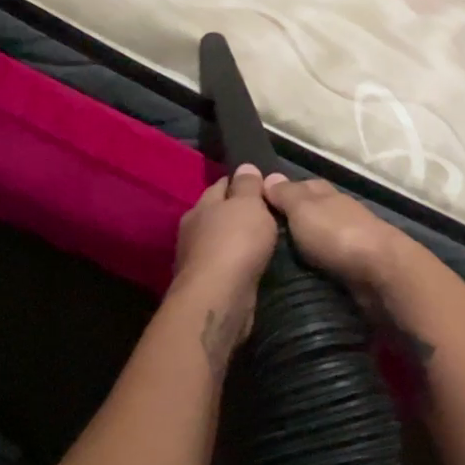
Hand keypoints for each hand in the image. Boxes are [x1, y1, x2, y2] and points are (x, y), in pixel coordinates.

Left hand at [173, 165, 279, 326]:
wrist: (219, 298)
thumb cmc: (235, 242)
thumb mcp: (248, 204)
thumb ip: (248, 185)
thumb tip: (244, 166)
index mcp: (201, 206)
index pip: (221, 184)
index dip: (241, 181)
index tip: (263, 183)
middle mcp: (194, 230)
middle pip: (219, 213)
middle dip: (240, 212)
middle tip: (270, 212)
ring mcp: (197, 259)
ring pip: (222, 241)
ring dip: (239, 240)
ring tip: (267, 240)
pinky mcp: (206, 284)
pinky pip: (226, 265)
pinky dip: (239, 262)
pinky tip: (256, 264)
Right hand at [263, 177, 413, 304]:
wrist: (380, 271)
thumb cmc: (337, 234)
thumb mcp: (304, 209)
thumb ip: (287, 195)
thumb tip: (270, 175)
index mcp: (327, 195)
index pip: (302, 186)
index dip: (281, 192)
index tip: (256, 204)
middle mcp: (338, 213)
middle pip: (311, 212)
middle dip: (289, 220)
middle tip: (258, 237)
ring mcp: (348, 240)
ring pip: (318, 237)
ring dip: (300, 245)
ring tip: (270, 259)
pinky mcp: (353, 266)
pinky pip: (326, 260)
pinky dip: (313, 264)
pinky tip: (296, 273)